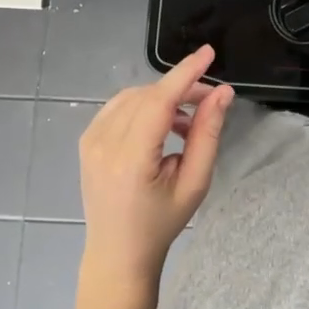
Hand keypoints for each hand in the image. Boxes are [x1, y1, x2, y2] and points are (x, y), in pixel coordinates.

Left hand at [78, 44, 234, 276]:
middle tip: (209, 101)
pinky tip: (161, 125)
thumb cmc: (161, 223)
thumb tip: (222, 92)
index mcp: (130, 159)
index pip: (159, 100)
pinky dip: (144, 105)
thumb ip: (208, 134)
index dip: (185, 73)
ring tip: (187, 122)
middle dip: (181, 89)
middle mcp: (104, 144)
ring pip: (133, 96)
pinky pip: (119, 106)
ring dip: (163, 98)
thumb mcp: (194, 183)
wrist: (117, 254)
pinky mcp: (86, 140)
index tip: (208, 53)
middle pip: (148, 95)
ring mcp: (90, 140)